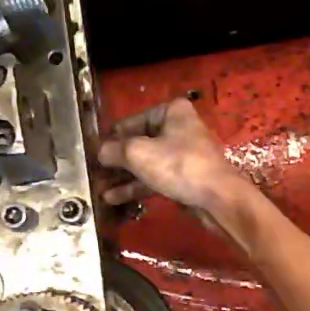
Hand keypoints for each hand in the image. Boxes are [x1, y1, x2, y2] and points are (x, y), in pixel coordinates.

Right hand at [96, 99, 252, 215]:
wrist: (217, 198)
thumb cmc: (178, 166)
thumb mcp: (138, 153)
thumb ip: (114, 150)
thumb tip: (99, 152)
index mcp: (171, 112)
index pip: (131, 122)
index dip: (110, 138)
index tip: (92, 153)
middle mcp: (178, 128)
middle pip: (138, 143)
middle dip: (115, 161)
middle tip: (93, 173)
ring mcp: (182, 155)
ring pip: (145, 163)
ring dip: (122, 176)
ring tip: (98, 189)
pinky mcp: (183, 178)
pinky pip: (154, 179)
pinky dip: (136, 187)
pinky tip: (114, 198)